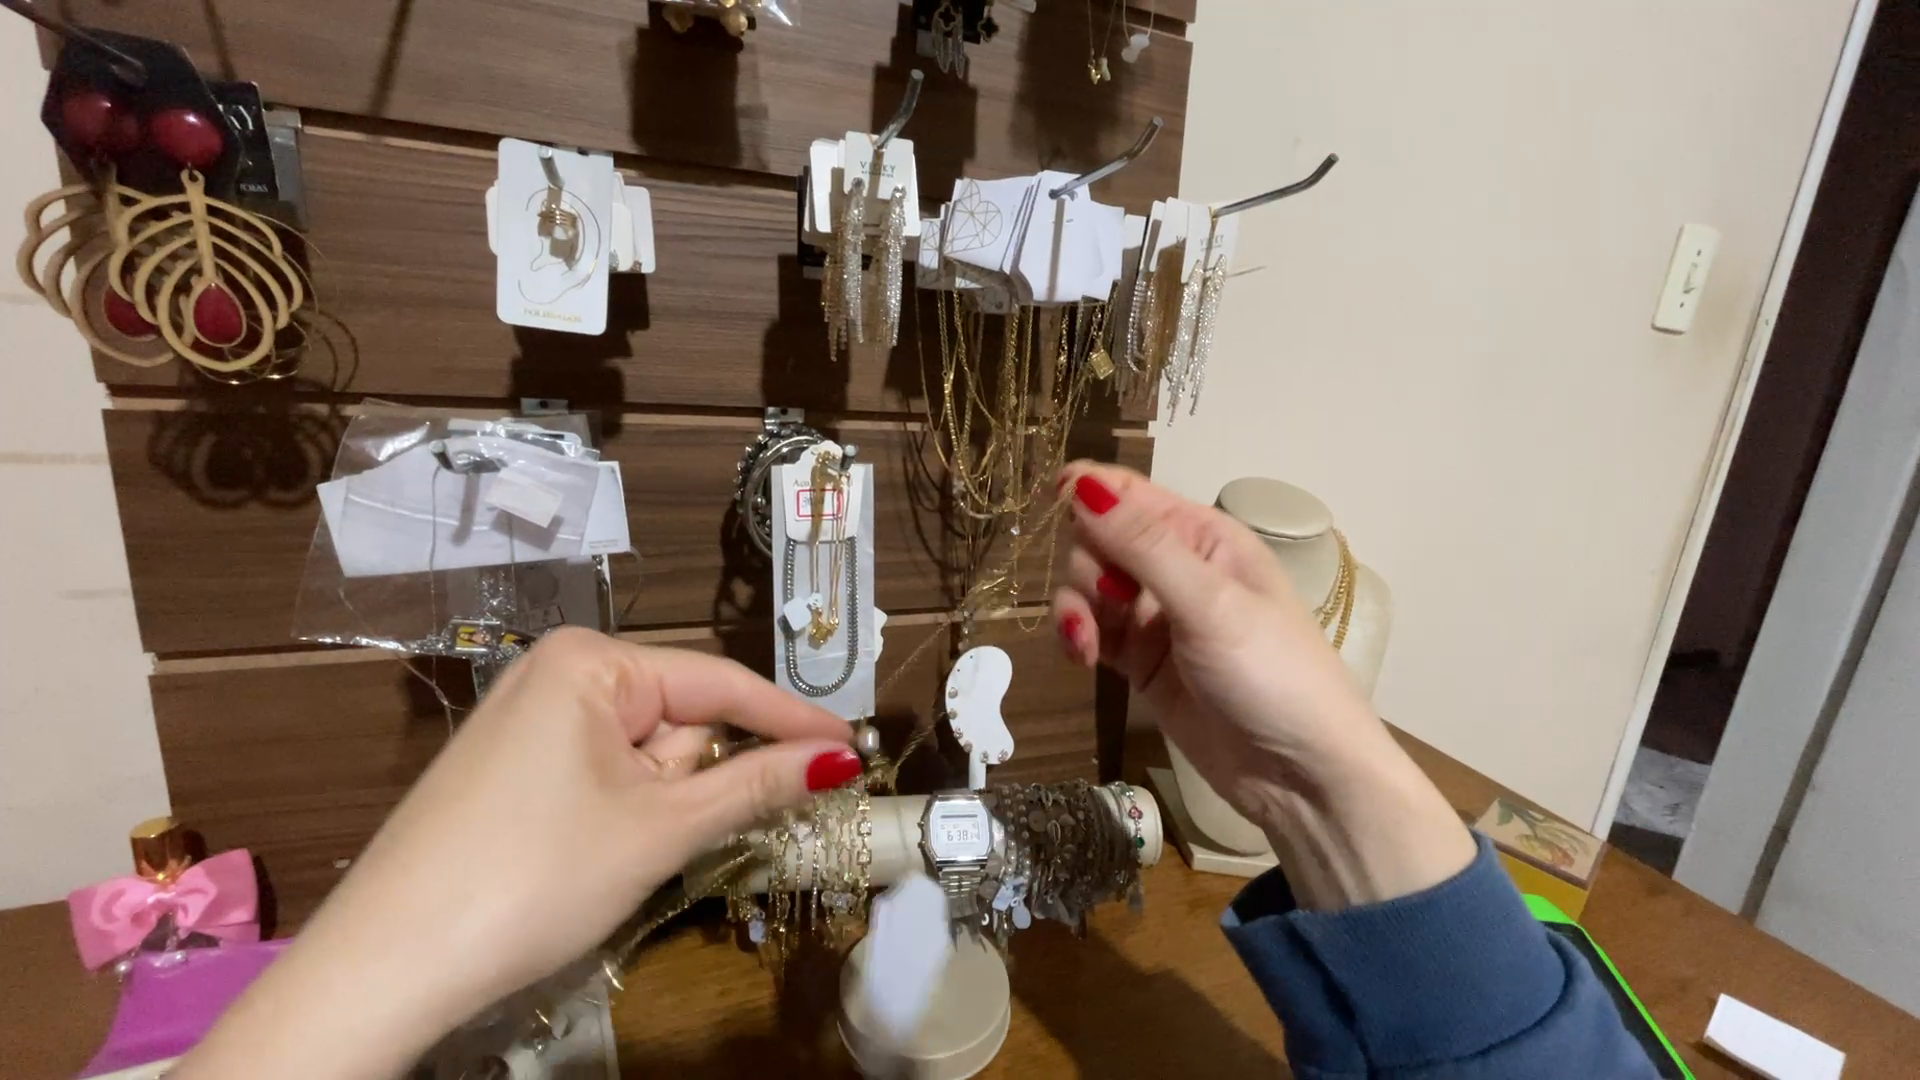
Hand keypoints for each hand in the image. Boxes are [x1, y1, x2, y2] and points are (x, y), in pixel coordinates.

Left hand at [175, 629, 860, 1079]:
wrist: (377, 974)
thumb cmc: (535, 878)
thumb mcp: (662, 828)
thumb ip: (758, 782)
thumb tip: (841, 757)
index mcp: (593, 662)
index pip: (722, 682)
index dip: (792, 719)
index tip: (852, 743)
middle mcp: (561, 671)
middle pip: (682, 715)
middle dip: (707, 770)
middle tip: (707, 823)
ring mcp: (532, 716)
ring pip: (646, 747)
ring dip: (667, 795)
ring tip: (631, 849)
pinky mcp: (515, 761)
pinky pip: (606, 766)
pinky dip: (633, 802)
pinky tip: (602, 847)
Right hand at [1051, 463, 1473, 909]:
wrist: (1300, 777)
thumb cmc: (1271, 674)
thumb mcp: (1208, 603)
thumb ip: (1140, 545)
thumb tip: (1080, 482)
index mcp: (1203, 538)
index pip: (1131, 495)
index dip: (1088, 490)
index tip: (1050, 497)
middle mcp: (1175, 568)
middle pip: (1099, 540)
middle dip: (1086, 565)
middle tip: (1104, 600)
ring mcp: (1154, 617)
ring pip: (1088, 587)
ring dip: (1077, 608)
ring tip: (1088, 646)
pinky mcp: (1139, 661)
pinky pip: (1092, 631)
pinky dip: (1079, 638)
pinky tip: (1084, 658)